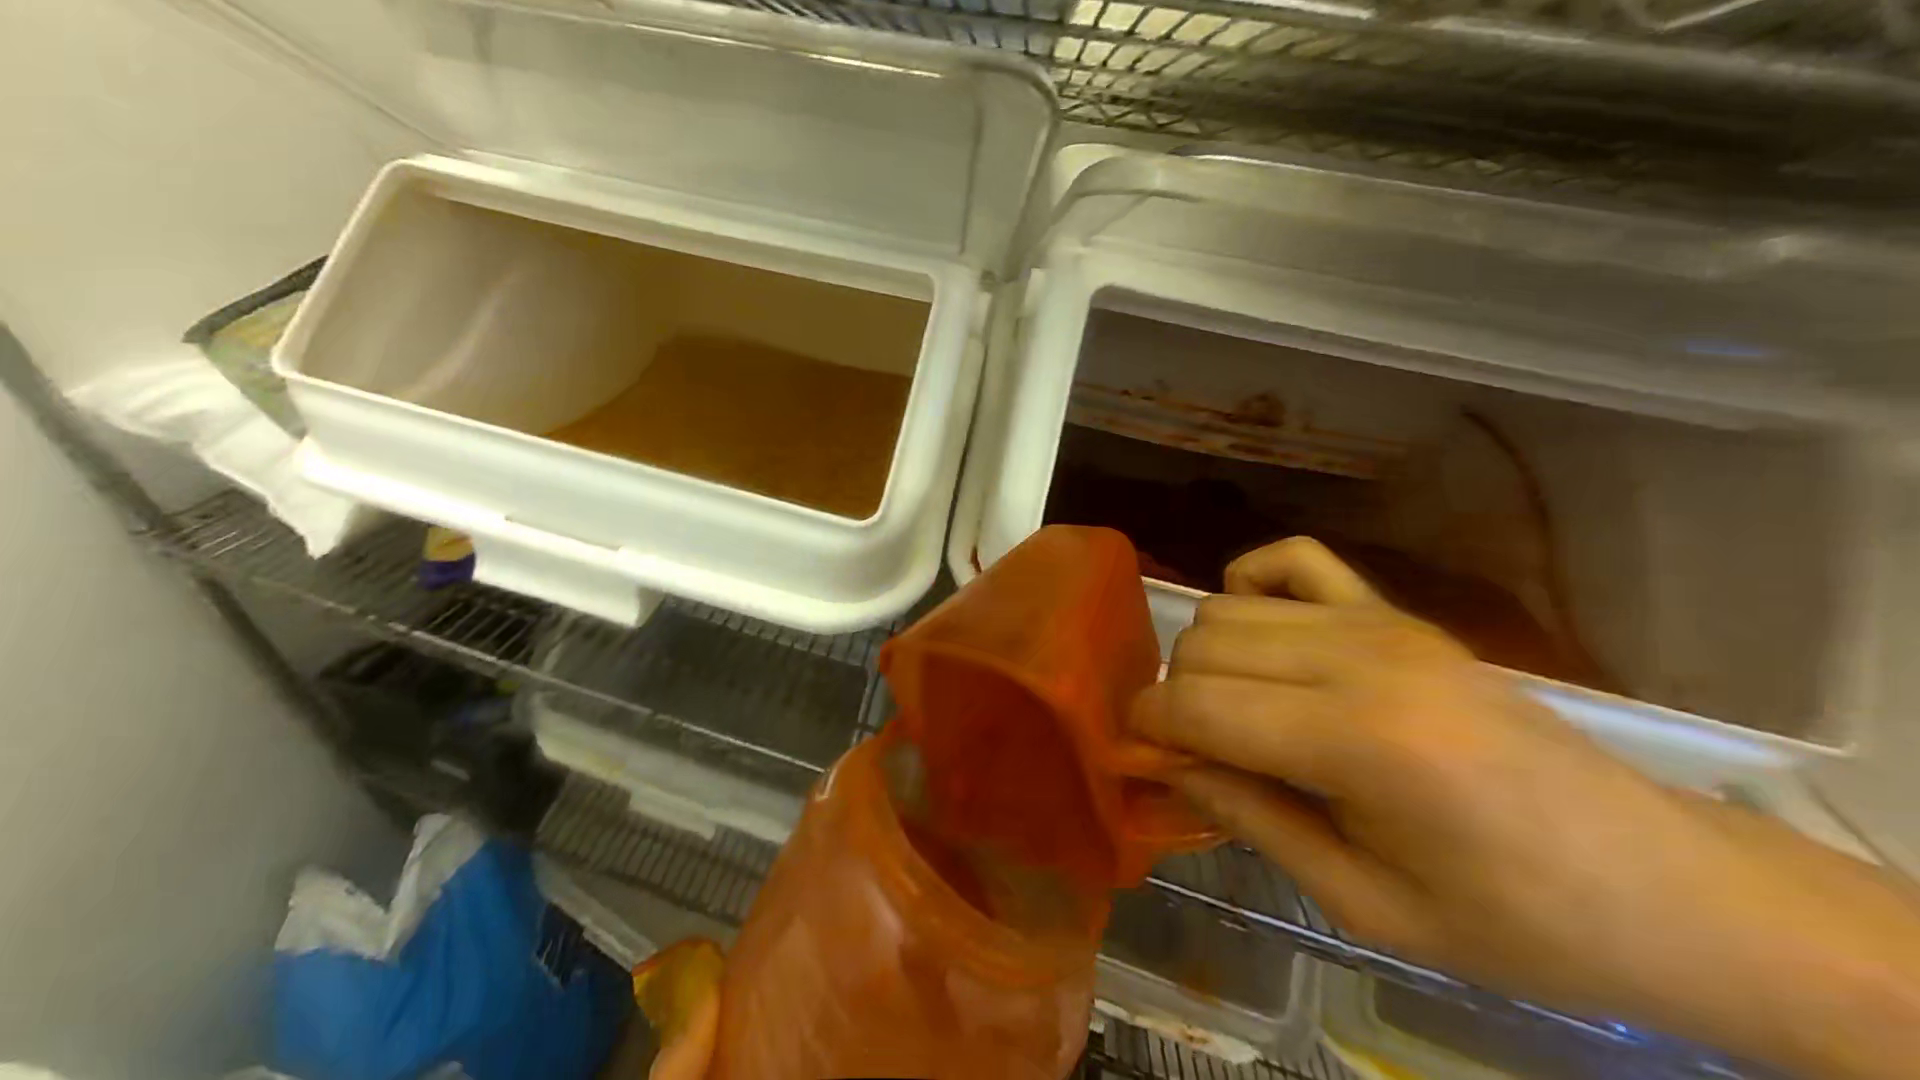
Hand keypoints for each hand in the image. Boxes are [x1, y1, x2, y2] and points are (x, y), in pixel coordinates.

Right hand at [1131, 537, 1919, 1079]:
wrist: (1658, 883)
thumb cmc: (1511, 920)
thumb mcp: (1362, 902)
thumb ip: (1248, 815)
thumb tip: (1164, 760)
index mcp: (1358, 741)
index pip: (1195, 705)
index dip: (1147, 729)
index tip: (1140, 759)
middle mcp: (1362, 657)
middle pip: (1203, 647)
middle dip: (1178, 701)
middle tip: (1200, 757)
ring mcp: (1382, 622)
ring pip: (1229, 607)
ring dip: (1209, 659)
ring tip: (1238, 714)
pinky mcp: (1398, 612)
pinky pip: (1291, 558)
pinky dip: (1252, 583)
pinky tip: (1261, 631)